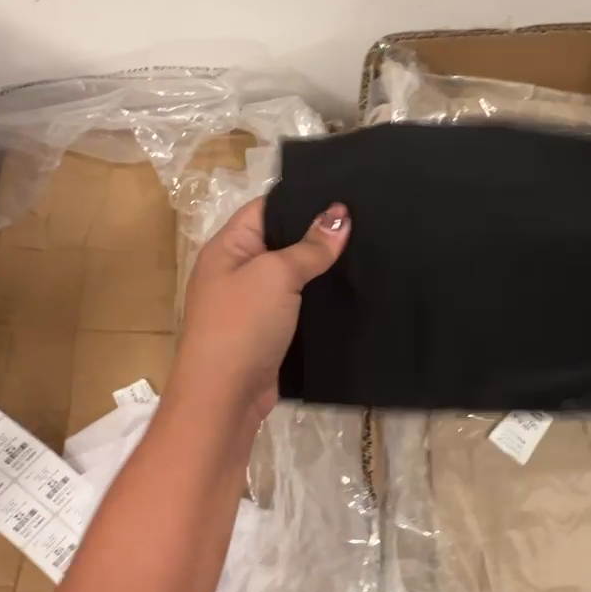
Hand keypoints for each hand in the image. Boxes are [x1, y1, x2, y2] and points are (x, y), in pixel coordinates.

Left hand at [172, 197, 348, 427]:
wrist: (225, 397)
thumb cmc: (242, 325)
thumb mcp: (277, 275)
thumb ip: (311, 246)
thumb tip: (340, 216)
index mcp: (227, 247)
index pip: (265, 208)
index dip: (301, 199)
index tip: (344, 194)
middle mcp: (236, 272)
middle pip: (281, 242)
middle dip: (317, 235)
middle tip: (365, 222)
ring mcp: (251, 305)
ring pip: (292, 277)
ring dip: (320, 270)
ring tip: (366, 253)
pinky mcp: (268, 333)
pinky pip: (296, 307)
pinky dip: (318, 301)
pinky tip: (348, 294)